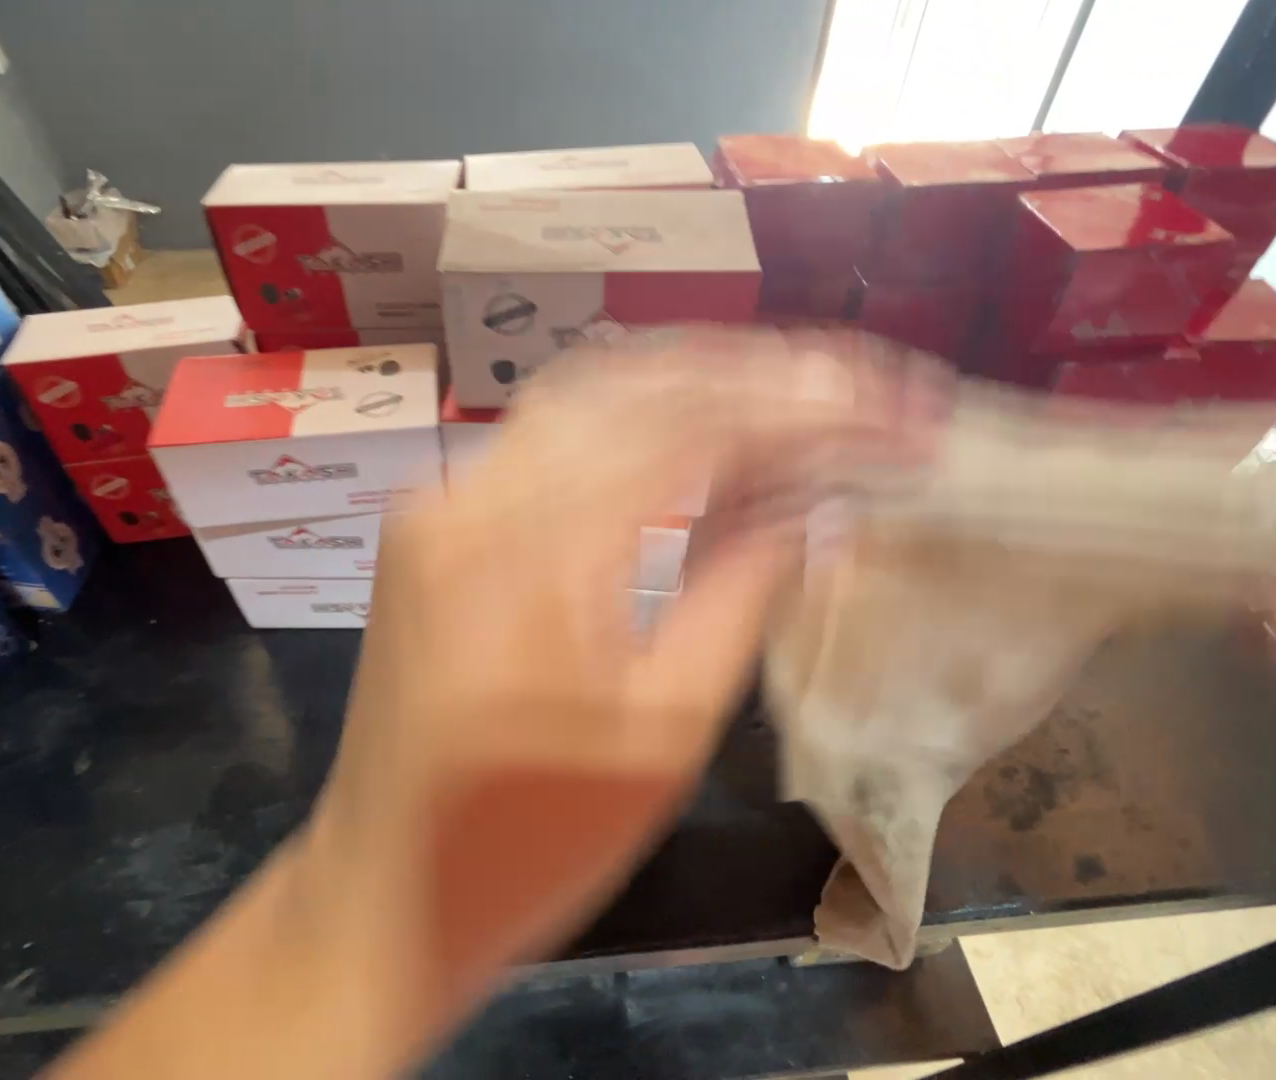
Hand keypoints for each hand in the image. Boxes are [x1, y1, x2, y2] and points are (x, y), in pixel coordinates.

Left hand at [301, 329, 944, 1068]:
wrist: (387, 890)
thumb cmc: (532, 843)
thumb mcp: (662, 732)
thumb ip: (741, 595)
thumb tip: (815, 508)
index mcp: (527, 550)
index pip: (685, 429)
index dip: (798, 411)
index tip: (887, 413)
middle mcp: (467, 495)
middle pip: (631, 386)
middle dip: (751, 379)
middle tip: (848, 388)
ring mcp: (439, 503)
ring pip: (585, 400)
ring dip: (692, 389)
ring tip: (792, 398)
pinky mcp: (435, 525)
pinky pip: (545, 444)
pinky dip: (630, 429)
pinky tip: (695, 439)